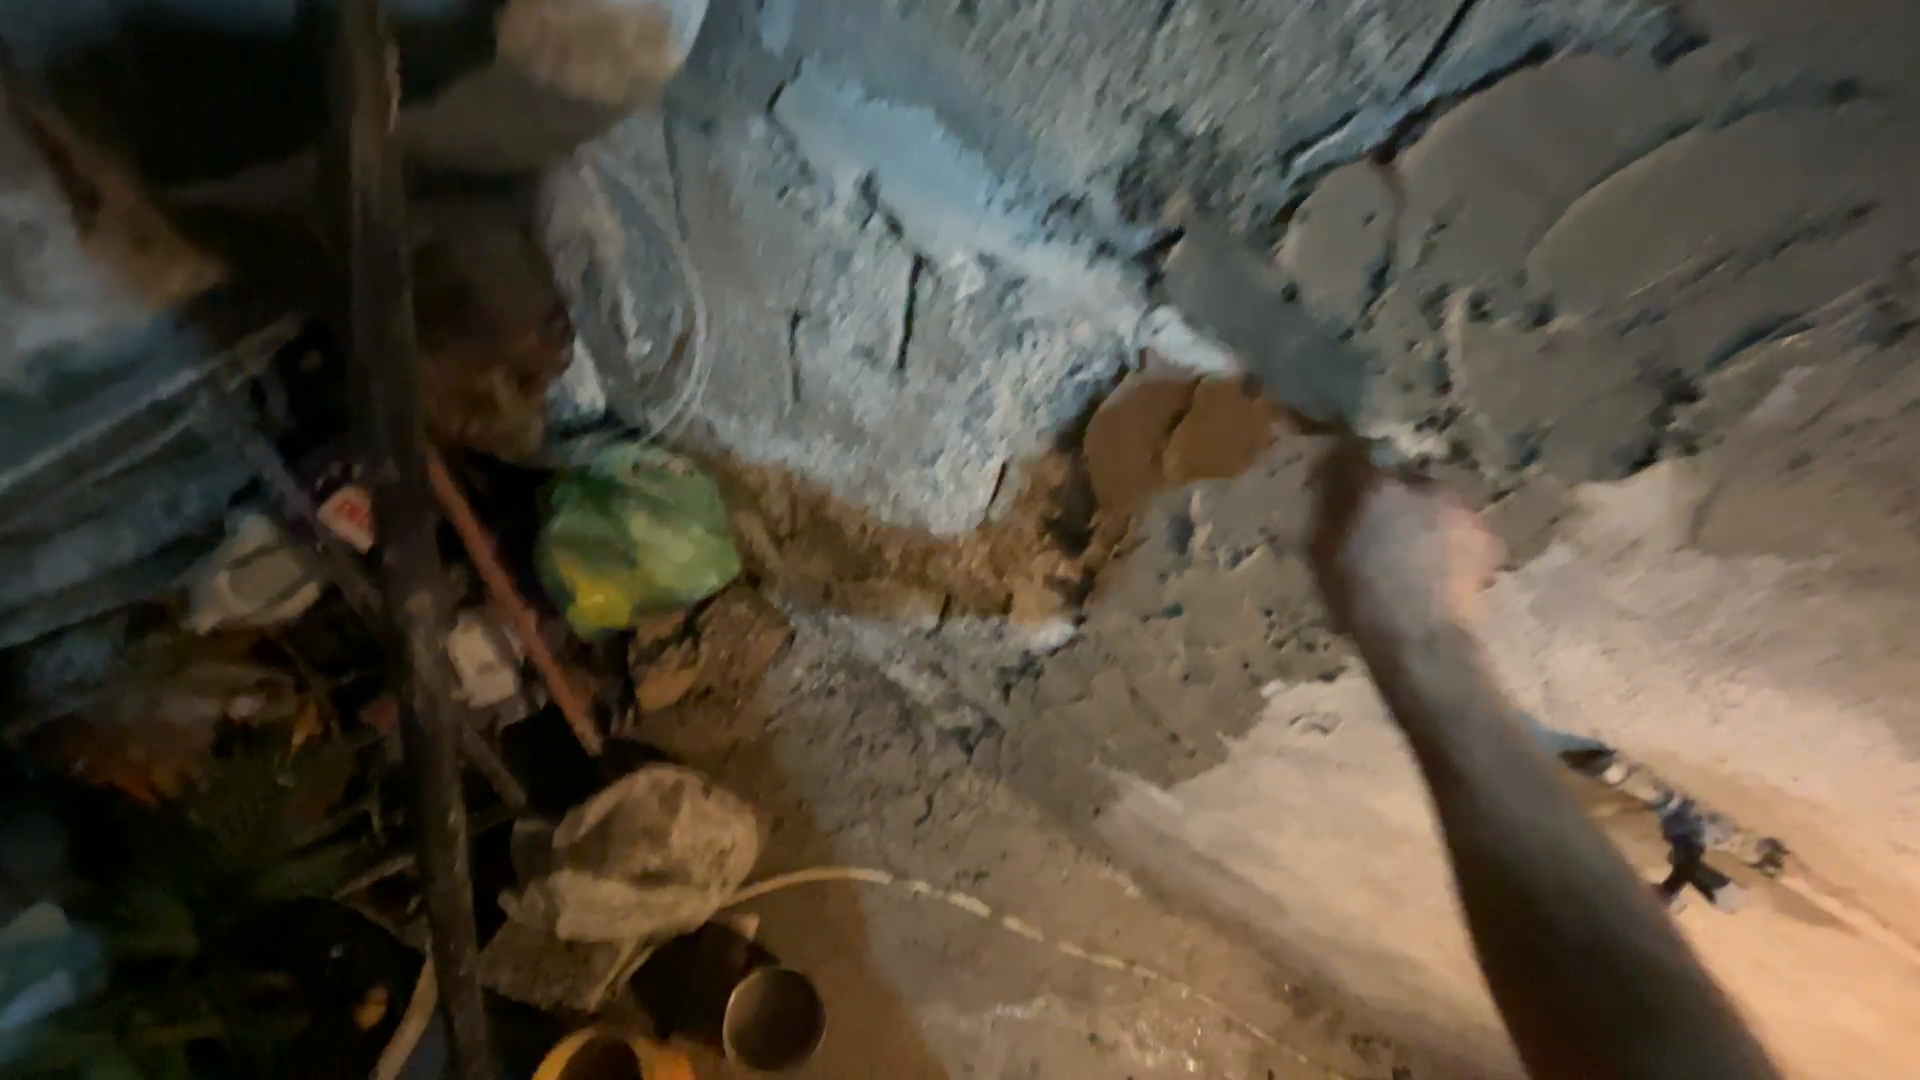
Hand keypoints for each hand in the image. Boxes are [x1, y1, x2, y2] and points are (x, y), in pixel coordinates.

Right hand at [1310, 439, 1503, 646]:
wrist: (1421, 636)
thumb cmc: (1358, 594)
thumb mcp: (1322, 551)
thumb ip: (1328, 508)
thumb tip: (1330, 480)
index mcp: (1377, 486)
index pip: (1358, 455)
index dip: (1347, 466)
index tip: (1339, 479)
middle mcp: (1423, 486)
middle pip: (1402, 478)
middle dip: (1391, 494)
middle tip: (1379, 524)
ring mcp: (1461, 510)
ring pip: (1435, 502)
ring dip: (1422, 515)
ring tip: (1411, 549)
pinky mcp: (1488, 537)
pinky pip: (1458, 529)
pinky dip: (1448, 539)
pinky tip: (1437, 567)